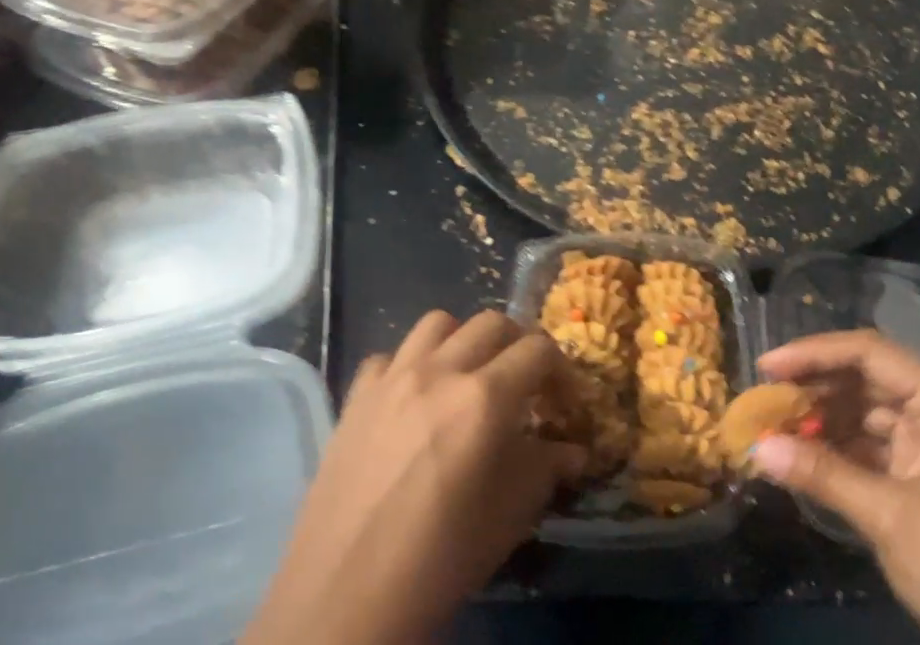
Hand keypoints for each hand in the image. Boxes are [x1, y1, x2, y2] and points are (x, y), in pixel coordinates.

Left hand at [242, 311, 585, 644]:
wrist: (347, 598)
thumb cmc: (443, 556)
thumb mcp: (512, 514)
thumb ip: (546, 468)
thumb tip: (572, 451)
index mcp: (486, 397)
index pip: (539, 349)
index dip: (561, 371)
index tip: (564, 404)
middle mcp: (439, 372)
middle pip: (491, 323)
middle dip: (519, 345)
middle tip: (525, 385)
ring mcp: (390, 381)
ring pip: (437, 324)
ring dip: (464, 341)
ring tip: (471, 378)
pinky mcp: (354, 401)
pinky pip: (388, 357)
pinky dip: (410, 366)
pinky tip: (414, 401)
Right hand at [754, 331, 919, 644]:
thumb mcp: (889, 517)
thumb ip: (824, 474)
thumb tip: (758, 446)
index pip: (870, 354)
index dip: (814, 354)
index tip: (764, 367)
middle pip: (868, 377)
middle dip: (814, 387)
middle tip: (761, 401)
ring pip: (868, 410)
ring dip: (823, 419)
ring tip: (772, 427)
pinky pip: (876, 443)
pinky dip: (840, 448)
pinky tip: (801, 454)